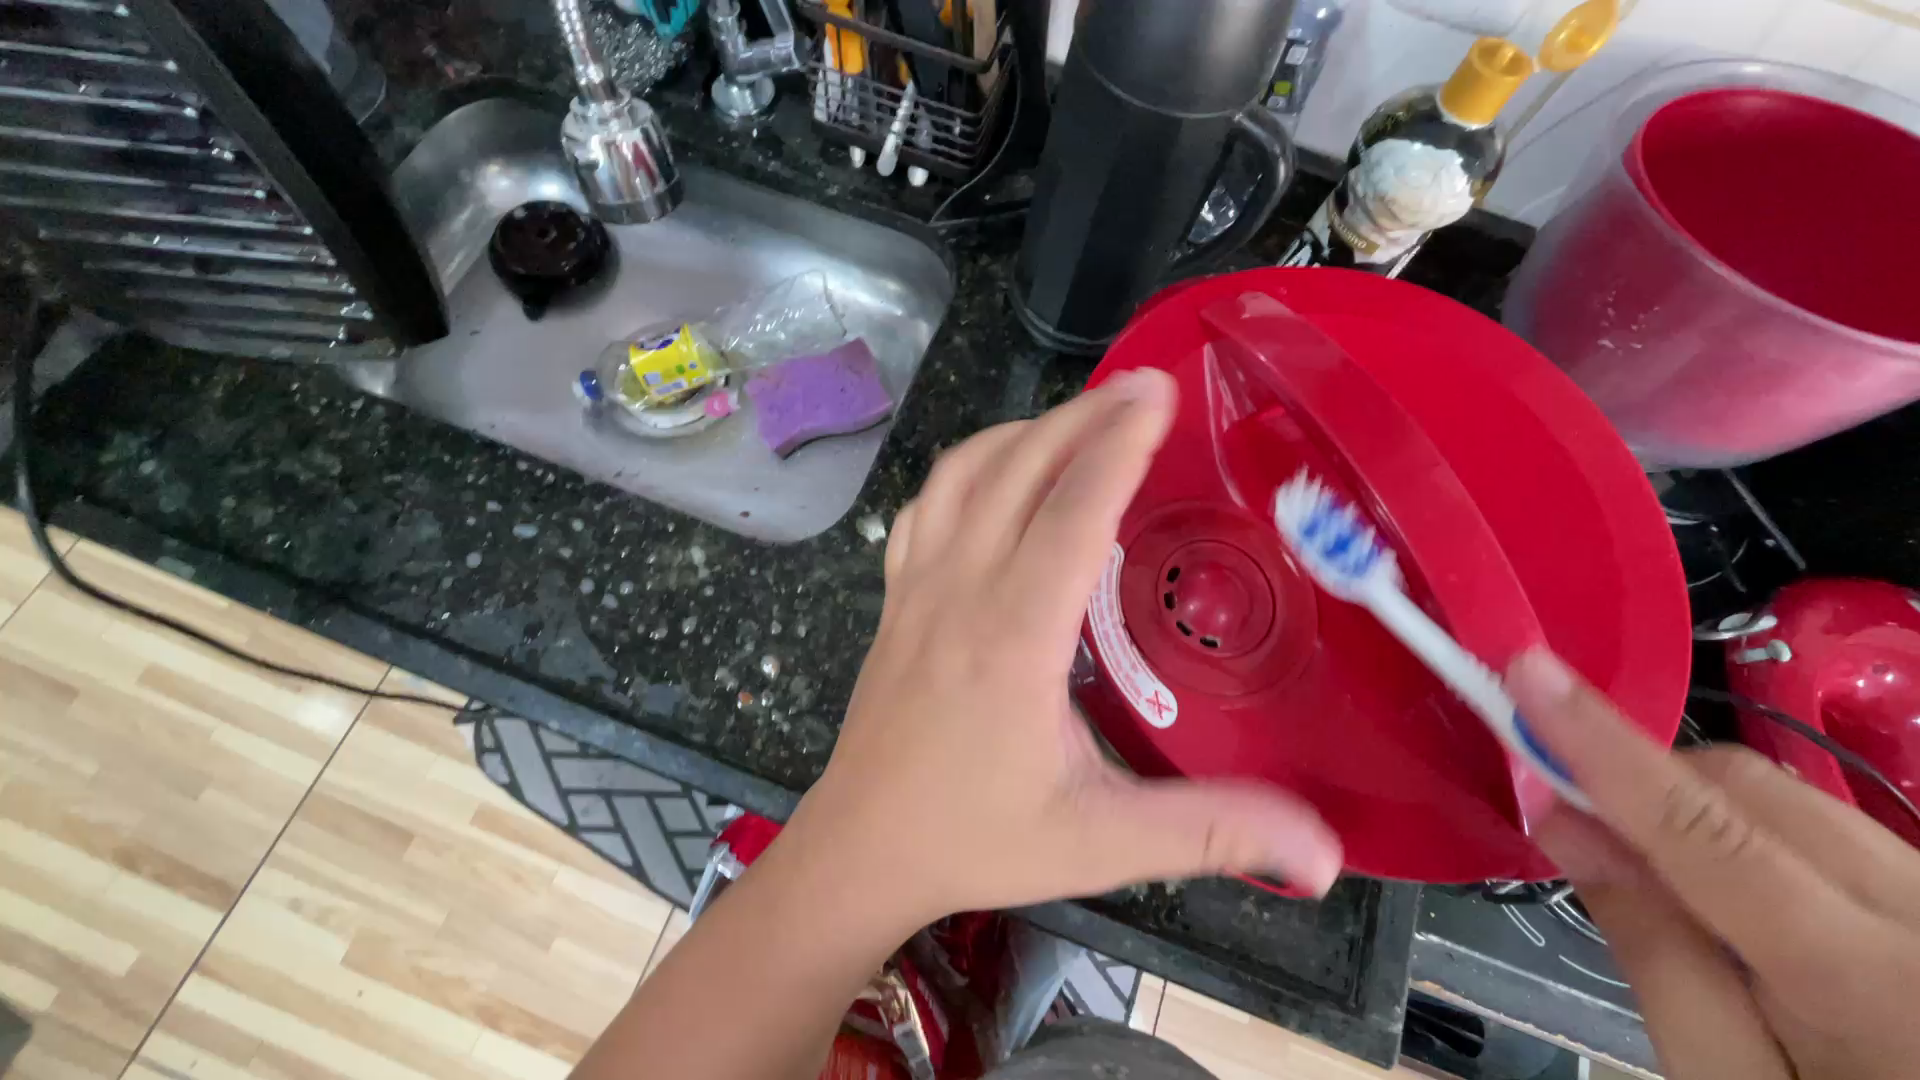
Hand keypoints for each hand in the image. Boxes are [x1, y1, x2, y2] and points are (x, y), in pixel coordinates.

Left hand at [782, 368, 1342, 931]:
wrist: (862, 848)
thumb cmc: (977, 839)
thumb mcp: (1098, 841)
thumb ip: (1209, 831)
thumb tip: (1324, 850)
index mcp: (1014, 635)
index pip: (1073, 511)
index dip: (1119, 444)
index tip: (1160, 391)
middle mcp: (959, 590)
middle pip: (1018, 468)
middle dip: (1083, 416)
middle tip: (1141, 389)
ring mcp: (916, 587)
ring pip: (963, 474)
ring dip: (1022, 433)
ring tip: (1078, 423)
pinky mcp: (895, 597)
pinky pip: (925, 505)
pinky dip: (967, 470)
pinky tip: (996, 476)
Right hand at [1509, 648, 1919, 1079]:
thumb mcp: (1718, 1075)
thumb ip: (1646, 946)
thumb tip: (1559, 819)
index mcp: (1871, 981)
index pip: (1704, 831)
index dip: (1602, 746)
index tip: (1529, 672)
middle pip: (1749, 790)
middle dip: (1644, 781)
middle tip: (1574, 816)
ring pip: (1790, 794)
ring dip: (1698, 805)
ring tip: (1667, 876)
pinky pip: (1830, 820)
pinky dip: (1752, 827)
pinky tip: (1741, 891)